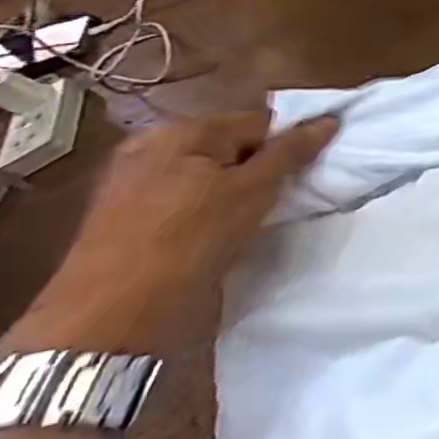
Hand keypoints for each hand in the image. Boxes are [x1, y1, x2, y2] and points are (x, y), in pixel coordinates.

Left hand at [1, 113, 339, 352]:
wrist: (110, 319)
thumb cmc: (190, 241)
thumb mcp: (254, 191)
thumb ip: (291, 151)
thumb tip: (329, 119)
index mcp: (182, 131)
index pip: (259, 122)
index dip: (289, 144)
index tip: (308, 172)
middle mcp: (151, 147)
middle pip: (231, 147)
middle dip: (261, 167)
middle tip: (283, 197)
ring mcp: (132, 183)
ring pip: (209, 175)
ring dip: (237, 191)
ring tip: (256, 217)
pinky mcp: (124, 218)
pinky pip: (185, 199)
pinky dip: (208, 209)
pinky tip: (219, 232)